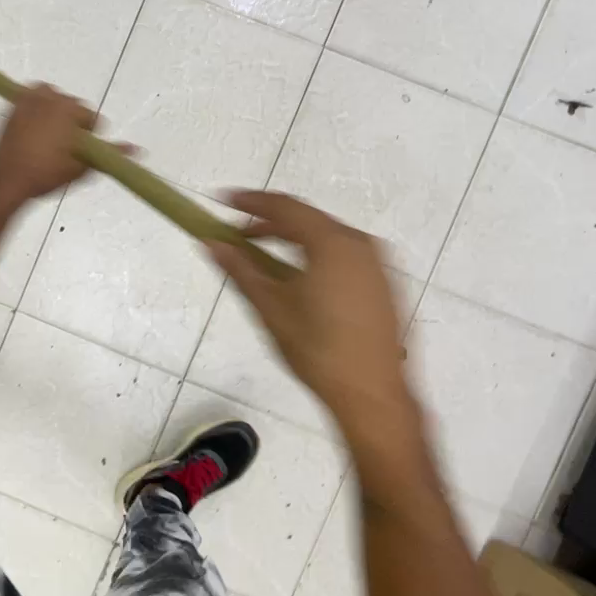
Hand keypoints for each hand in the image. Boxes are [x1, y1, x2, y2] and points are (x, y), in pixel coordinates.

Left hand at [0, 85, 100, 204]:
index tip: (76, 151)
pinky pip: (30, 95)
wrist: (6, 180)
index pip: (91, 118)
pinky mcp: (12, 104)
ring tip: (48, 135)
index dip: (87, 136)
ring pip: (52, 97)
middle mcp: (51, 98)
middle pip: (72, 105)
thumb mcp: (80, 168)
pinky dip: (35, 104)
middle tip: (61, 147)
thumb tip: (137, 149)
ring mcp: (29, 99)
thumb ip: (109, 154)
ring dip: (54, 110)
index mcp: (70, 110)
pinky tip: (32, 124)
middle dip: (71, 122)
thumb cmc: (45, 175)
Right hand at [209, 191, 414, 439]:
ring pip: (327, 238)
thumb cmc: (316, 349)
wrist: (373, 395)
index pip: (285, 207)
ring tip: (261, 255)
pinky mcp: (384, 286)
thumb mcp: (269, 307)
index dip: (251, 202)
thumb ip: (240, 268)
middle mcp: (360, 245)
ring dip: (291, 239)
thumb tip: (211, 243)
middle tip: (237, 233)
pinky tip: (296, 276)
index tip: (222, 200)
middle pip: (308, 220)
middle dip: (269, 222)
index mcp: (333, 244)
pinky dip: (314, 254)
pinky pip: (343, 255)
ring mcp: (378, 266)